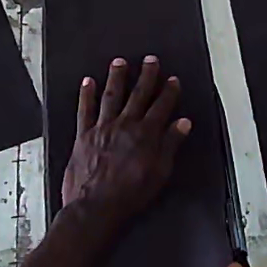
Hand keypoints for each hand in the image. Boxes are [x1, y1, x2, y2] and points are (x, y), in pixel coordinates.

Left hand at [60, 56, 190, 230]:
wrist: (96, 207)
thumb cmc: (130, 194)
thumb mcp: (160, 172)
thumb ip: (170, 144)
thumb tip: (182, 123)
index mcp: (146, 134)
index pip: (161, 107)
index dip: (168, 92)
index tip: (172, 79)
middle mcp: (125, 125)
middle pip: (138, 95)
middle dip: (146, 76)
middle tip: (150, 60)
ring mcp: (102, 128)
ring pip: (112, 96)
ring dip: (117, 77)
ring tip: (120, 62)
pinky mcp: (83, 136)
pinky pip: (85, 110)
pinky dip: (87, 95)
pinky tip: (88, 82)